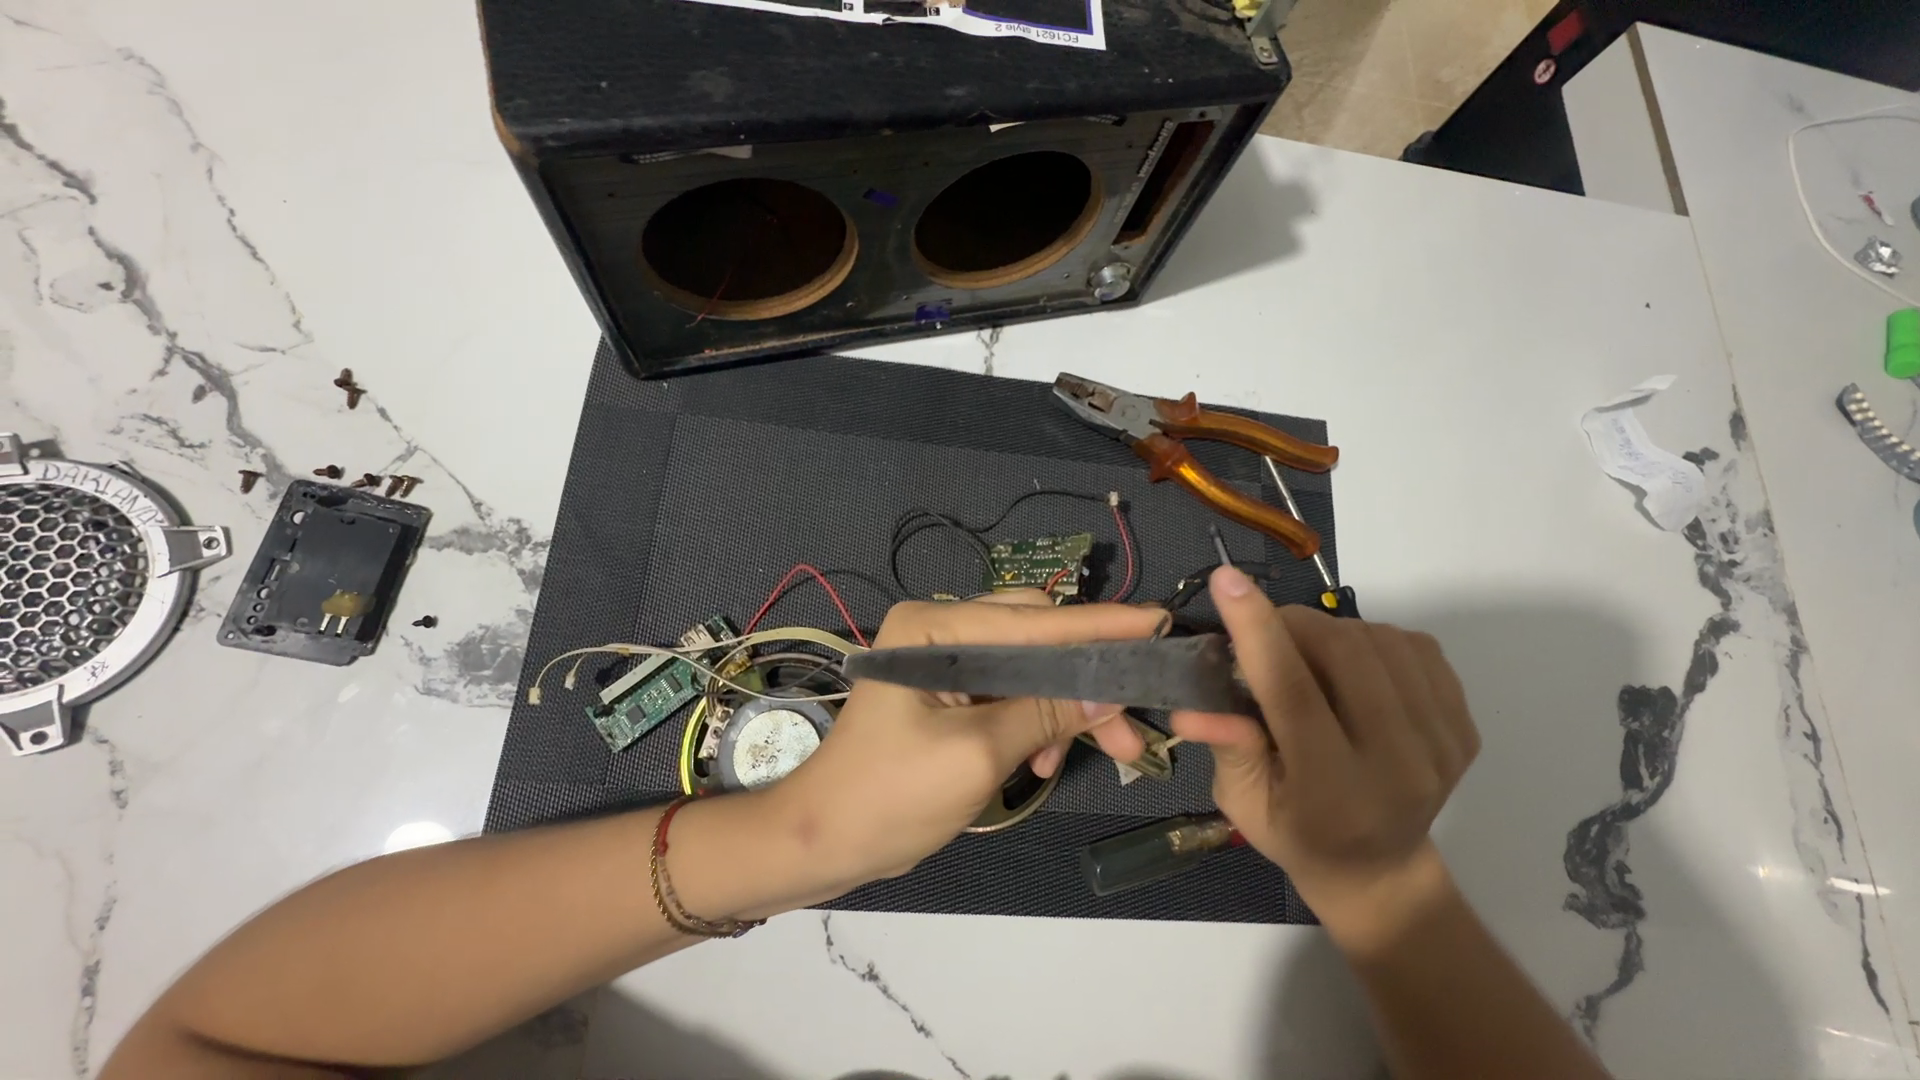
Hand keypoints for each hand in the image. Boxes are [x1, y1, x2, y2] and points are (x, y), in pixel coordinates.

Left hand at [767, 591, 1161, 899]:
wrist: (823, 842)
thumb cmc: (889, 797)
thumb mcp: (976, 754)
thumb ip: (1045, 714)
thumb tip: (1112, 691)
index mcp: (934, 628)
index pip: (1033, 620)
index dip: (1098, 626)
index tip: (1157, 622)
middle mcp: (941, 633)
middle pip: (1036, 638)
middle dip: (1087, 678)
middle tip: (1136, 719)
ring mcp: (946, 665)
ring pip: (1030, 670)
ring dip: (1067, 708)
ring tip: (1111, 750)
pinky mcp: (951, 698)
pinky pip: (1012, 696)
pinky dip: (1038, 724)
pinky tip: (1047, 762)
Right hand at [1171, 565, 1477, 953]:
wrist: (1378, 869)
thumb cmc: (1295, 833)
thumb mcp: (1244, 803)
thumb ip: (1227, 747)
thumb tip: (1189, 705)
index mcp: (1335, 792)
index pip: (1294, 693)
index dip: (1258, 631)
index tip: (1227, 580)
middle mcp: (1400, 767)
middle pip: (1345, 653)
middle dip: (1293, 624)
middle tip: (1265, 633)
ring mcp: (1442, 747)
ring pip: (1381, 641)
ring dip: (1333, 631)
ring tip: (1309, 656)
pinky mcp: (1464, 729)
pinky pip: (1417, 648)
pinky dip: (1375, 640)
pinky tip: (1354, 666)